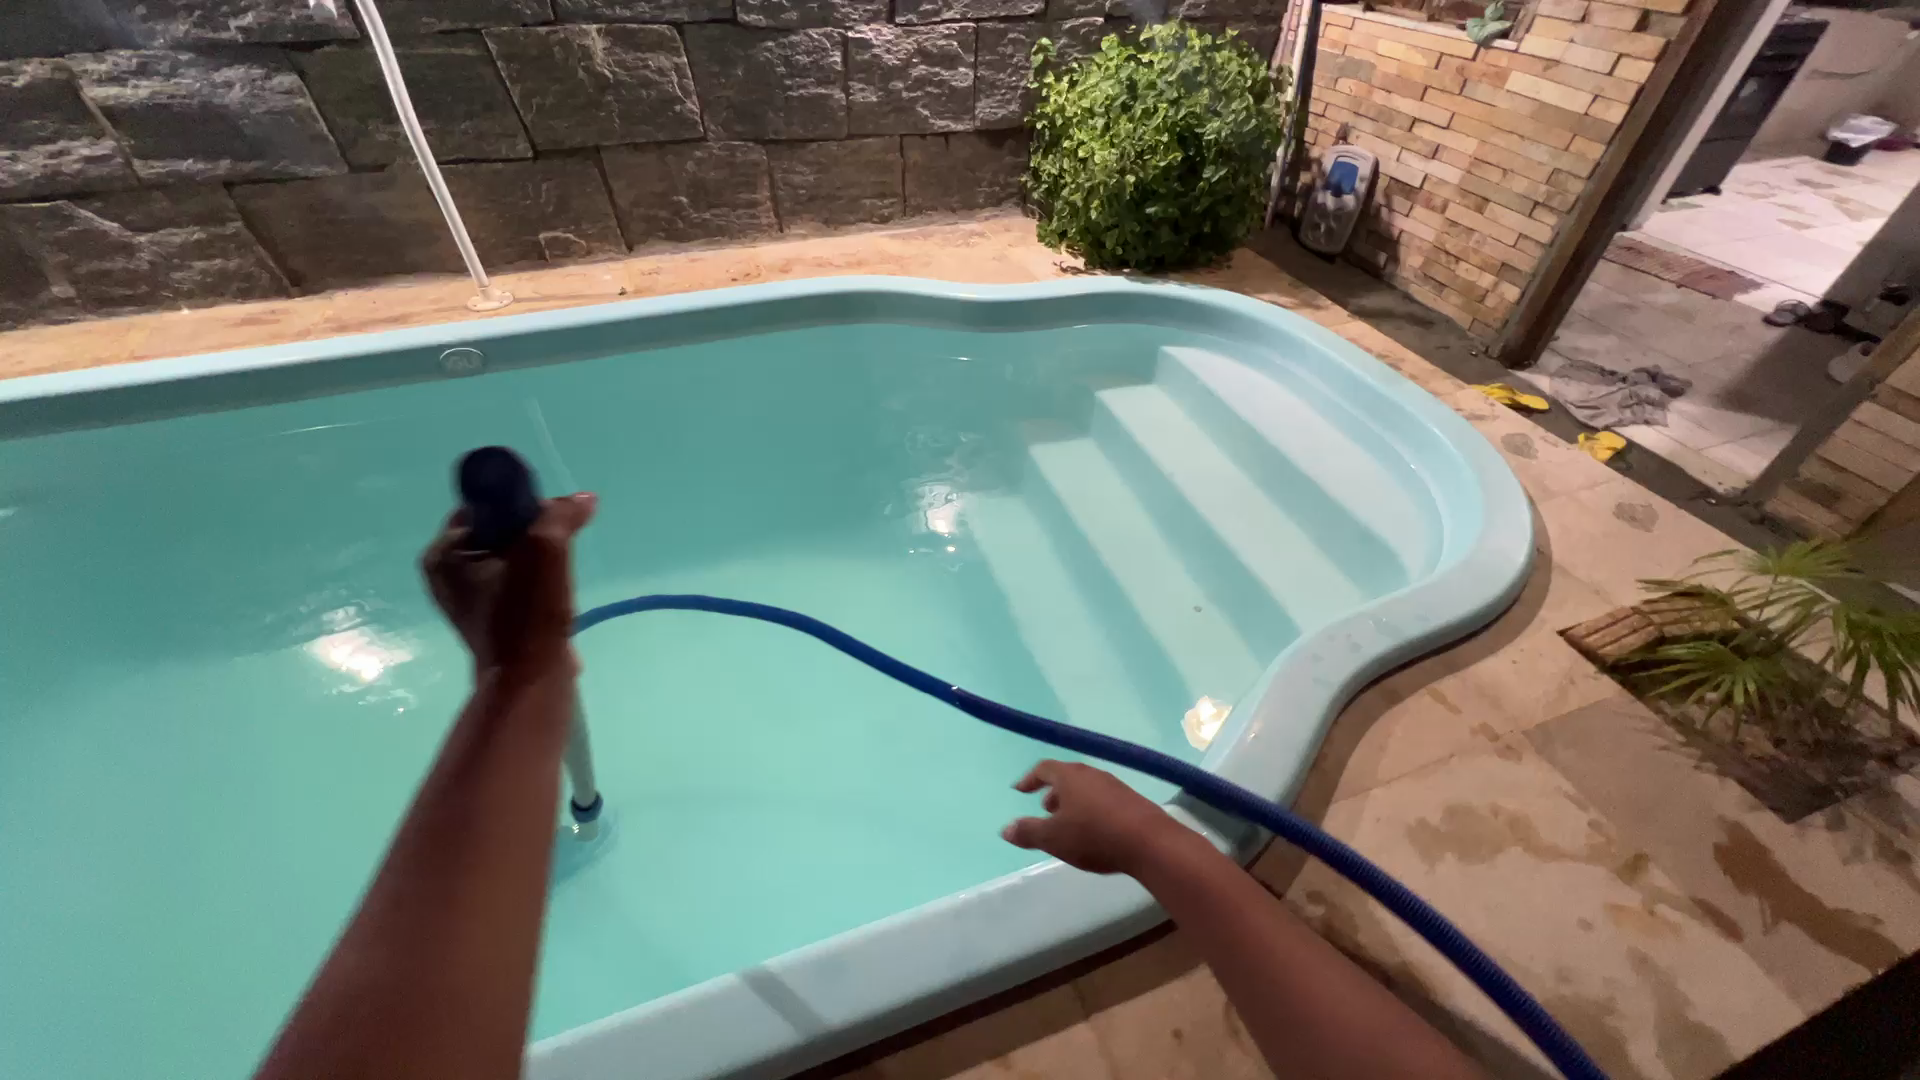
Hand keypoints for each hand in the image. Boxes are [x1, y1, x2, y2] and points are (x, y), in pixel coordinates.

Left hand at [421, 493, 596, 679]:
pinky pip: (518, 583)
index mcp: (444, 554)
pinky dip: (540, 583)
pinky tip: (555, 597)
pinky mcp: (491, 618)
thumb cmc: (528, 613)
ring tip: (558, 579)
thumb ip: (561, 515)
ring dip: (542, 561)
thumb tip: (584, 499)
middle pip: (501, 532)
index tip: (551, 522)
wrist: (530, 679)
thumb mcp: (546, 550)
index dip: (522, 505)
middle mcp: (447, 574)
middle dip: (536, 536)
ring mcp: (468, 599)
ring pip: (514, 558)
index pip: (484, 506)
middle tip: (559, 552)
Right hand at [1001, 760, 1194, 875]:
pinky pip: (1102, 798)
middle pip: (1066, 776)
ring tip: (1068, 822)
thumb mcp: (1054, 838)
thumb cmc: (1094, 835)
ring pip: (1085, 787)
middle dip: (1053, 791)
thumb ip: (1028, 832)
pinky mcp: (1131, 800)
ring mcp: (1113, 785)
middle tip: (1044, 809)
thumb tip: (1005, 828)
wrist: (1149, 842)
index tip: (1020, 790)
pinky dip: (1091, 808)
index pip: (1044, 769)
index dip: (1030, 779)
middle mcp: (1091, 774)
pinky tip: (1094, 829)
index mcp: (1069, 776)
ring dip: (1073, 801)